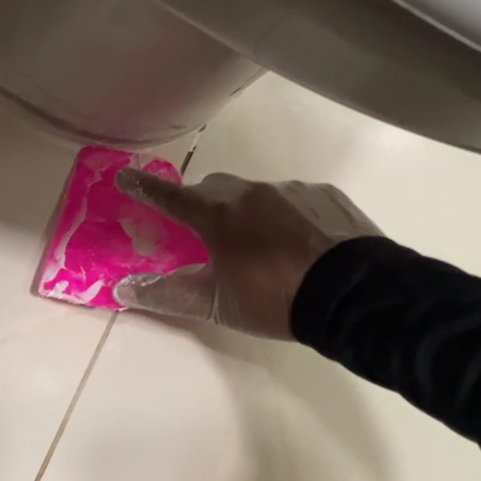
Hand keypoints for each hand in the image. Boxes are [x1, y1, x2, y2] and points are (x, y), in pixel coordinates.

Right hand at [114, 170, 381, 339]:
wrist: (357, 296)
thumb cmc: (274, 298)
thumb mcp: (215, 304)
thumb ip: (166, 294)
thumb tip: (123, 289)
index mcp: (217, 215)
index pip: (169, 196)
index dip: (144, 188)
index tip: (124, 177)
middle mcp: (250, 193)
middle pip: (213, 189)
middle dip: (201, 204)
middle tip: (203, 231)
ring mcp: (291, 191)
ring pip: (255, 194)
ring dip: (247, 212)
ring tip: (259, 246)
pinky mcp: (326, 196)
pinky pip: (293, 200)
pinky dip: (285, 216)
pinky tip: (298, 244)